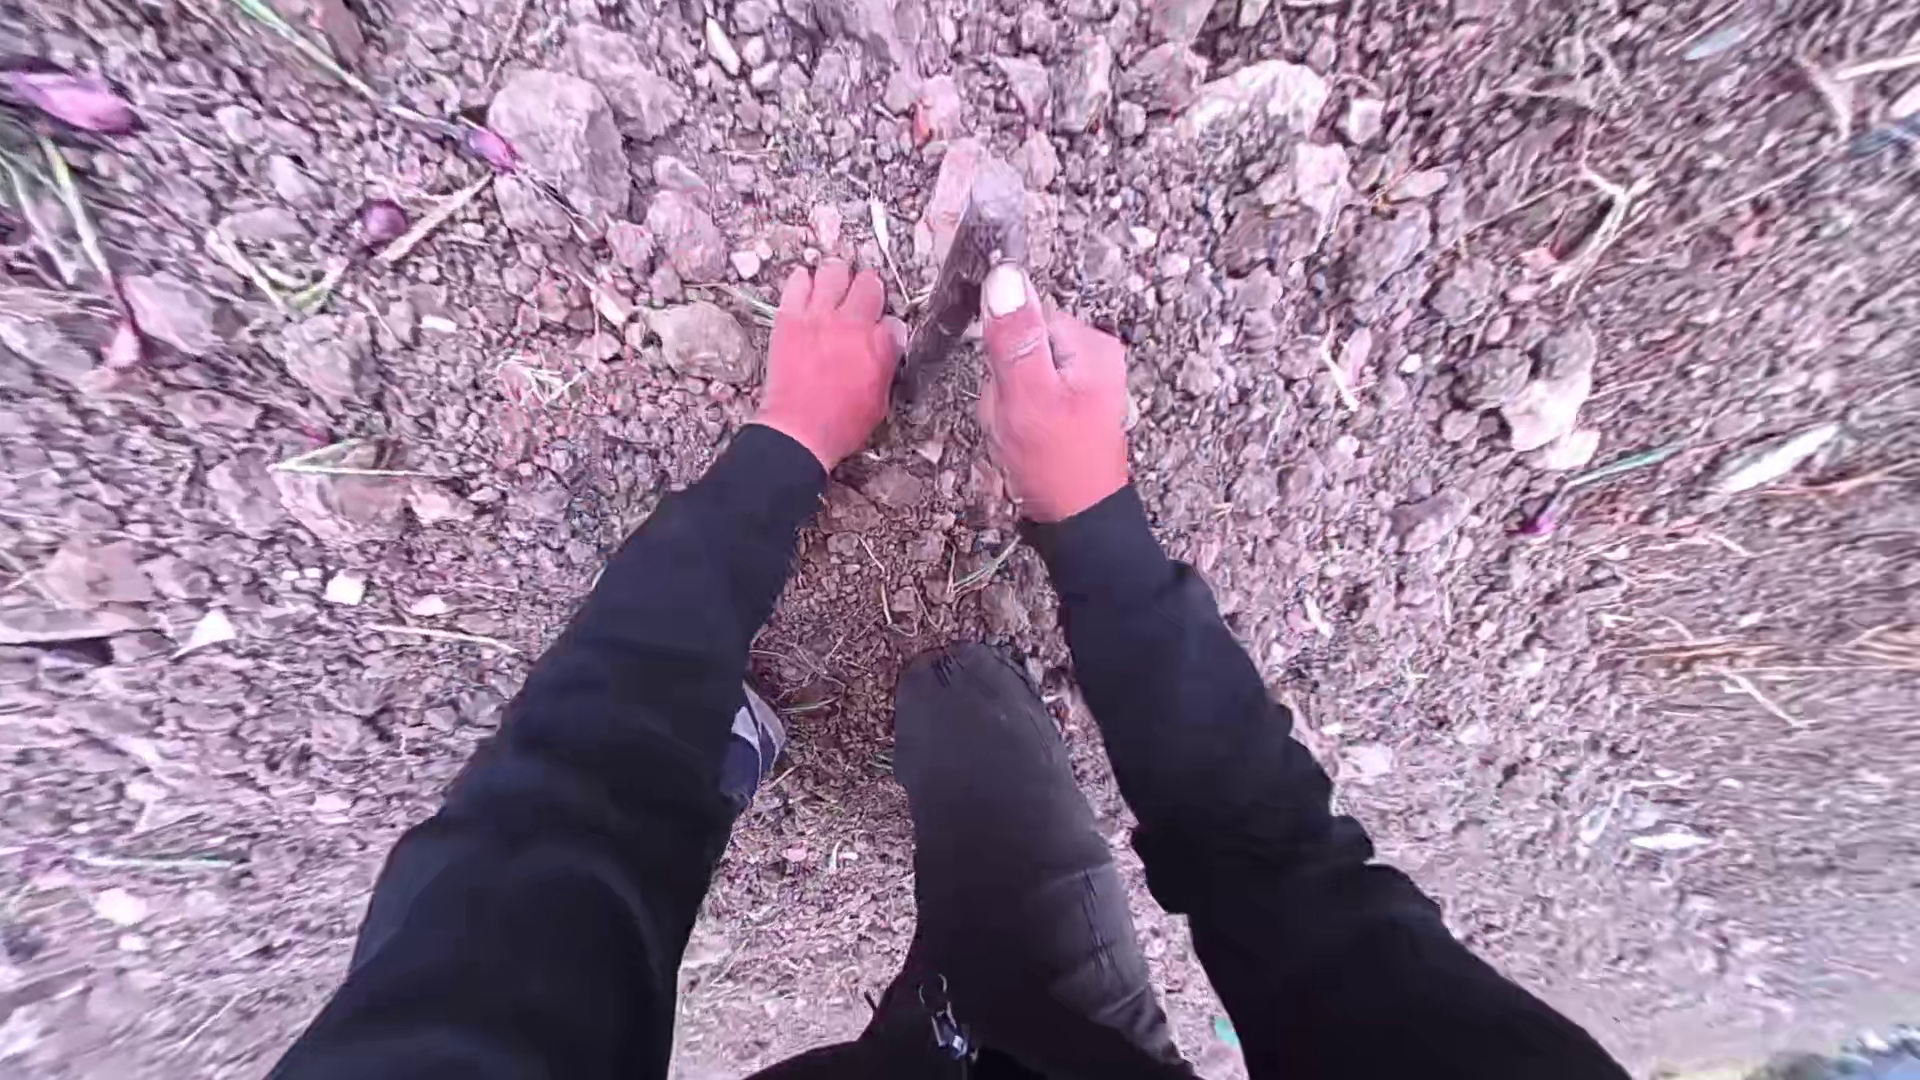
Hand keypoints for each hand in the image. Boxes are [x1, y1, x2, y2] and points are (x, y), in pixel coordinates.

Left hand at [754, 260, 905, 468]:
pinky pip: (797, 281)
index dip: (888, 324)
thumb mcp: (879, 402)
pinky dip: (803, 281)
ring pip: (834, 271)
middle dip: (869, 289)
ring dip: (837, 277)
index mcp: (880, 346)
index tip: (881, 330)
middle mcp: (852, 324)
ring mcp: (819, 317)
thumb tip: (889, 348)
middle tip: (862, 297)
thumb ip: (886, 367)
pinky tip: (807, 289)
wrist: (800, 430)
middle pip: (869, 282)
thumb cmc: (838, 423)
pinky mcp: (790, 318)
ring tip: (835, 286)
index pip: (893, 318)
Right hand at [977, 264, 1129, 522]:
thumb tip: (1004, 277)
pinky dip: (1015, 426)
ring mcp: (1080, 387)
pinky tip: (1025, 446)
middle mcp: (1091, 360)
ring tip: (1021, 438)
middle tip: (1016, 422)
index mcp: (1090, 347)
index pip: (1025, 321)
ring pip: (1015, 381)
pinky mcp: (1068, 409)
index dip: (1004, 358)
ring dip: (1006, 411)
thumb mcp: (1029, 398)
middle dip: (1005, 390)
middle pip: (1019, 351)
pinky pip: (1024, 404)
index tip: (1010, 390)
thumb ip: (1016, 339)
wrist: (1076, 523)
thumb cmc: (1057, 466)